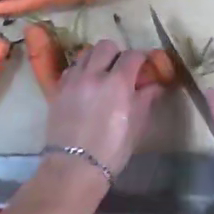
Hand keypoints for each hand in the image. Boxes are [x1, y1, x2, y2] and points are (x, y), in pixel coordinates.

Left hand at [46, 40, 161, 176]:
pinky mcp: (58, 90)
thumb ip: (146, 99)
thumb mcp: (137, 125)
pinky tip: (85, 86)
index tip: (145, 66)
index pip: (133, 55)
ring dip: (97, 59)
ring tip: (102, 75)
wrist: (74, 168)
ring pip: (85, 54)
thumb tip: (155, 85)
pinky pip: (71, 69)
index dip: (142, 58)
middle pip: (106, 46)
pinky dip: (80, 71)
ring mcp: (73, 81)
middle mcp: (94, 74)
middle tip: (122, 69)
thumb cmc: (112, 150)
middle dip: (117, 53)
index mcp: (118, 82)